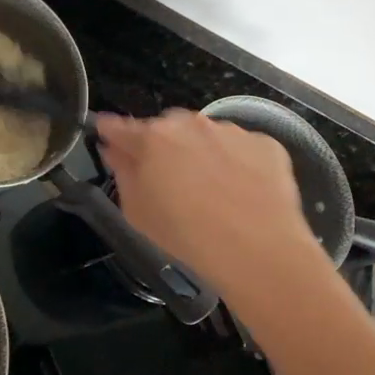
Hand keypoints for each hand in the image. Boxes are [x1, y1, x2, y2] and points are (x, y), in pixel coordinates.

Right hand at [95, 109, 329, 297]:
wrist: (258, 250)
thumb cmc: (185, 234)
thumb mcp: (136, 212)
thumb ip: (122, 173)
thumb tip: (115, 151)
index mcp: (151, 139)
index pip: (118, 125)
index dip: (110, 131)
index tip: (108, 138)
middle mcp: (189, 124)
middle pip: (166, 127)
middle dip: (163, 146)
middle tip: (169, 180)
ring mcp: (231, 131)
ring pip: (205, 135)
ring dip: (201, 153)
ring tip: (211, 191)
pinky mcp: (265, 144)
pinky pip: (241, 148)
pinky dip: (237, 162)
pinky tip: (241, 192)